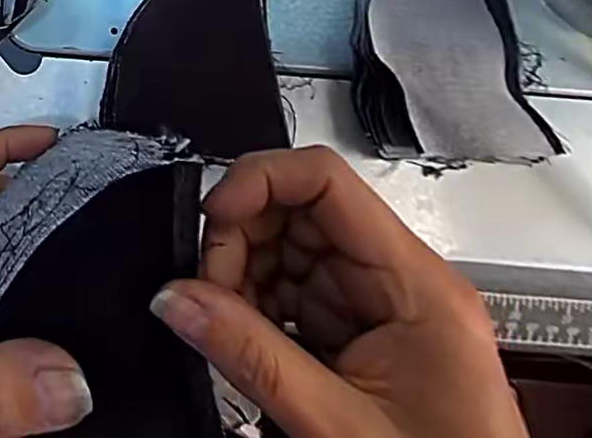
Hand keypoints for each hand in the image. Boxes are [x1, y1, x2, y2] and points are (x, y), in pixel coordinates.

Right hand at [150, 146, 525, 437]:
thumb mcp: (340, 429)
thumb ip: (252, 357)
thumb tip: (176, 298)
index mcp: (415, 282)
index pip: (326, 180)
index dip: (260, 179)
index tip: (214, 213)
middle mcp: (396, 276)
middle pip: (299, 208)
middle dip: (242, 237)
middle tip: (210, 289)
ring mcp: (374, 301)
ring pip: (286, 245)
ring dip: (244, 275)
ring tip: (229, 326)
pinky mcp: (356, 326)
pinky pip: (290, 286)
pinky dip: (256, 306)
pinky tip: (249, 342)